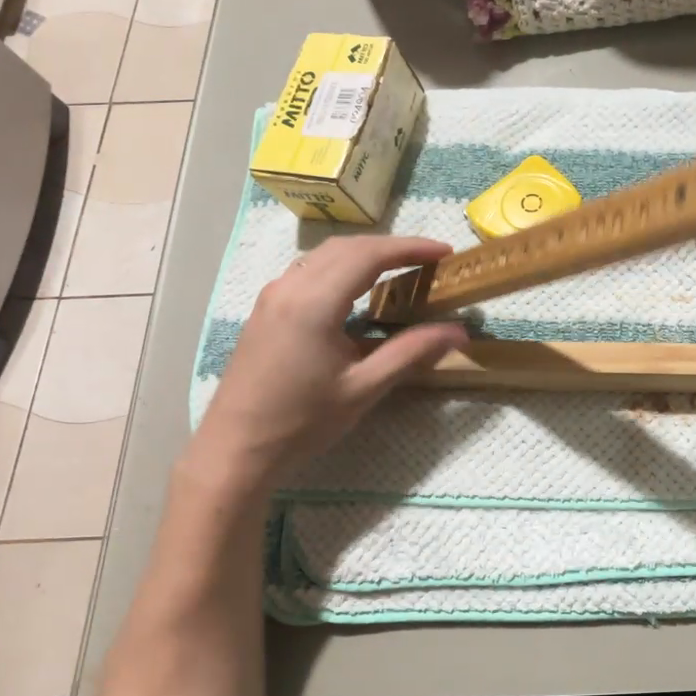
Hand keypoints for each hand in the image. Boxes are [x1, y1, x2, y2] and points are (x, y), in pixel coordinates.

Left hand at [185, 236, 467, 489]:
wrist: (236, 449)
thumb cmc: (302, 422)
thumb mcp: (363, 388)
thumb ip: (411, 352)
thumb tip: (458, 331)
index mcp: (314, 303)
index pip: (369, 255)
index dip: (411, 248)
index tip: (445, 252)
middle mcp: (290, 287)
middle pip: (347, 247)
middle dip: (391, 247)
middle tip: (429, 260)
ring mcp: (273, 296)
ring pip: (325, 255)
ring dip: (365, 254)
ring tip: (401, 269)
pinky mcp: (266, 309)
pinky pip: (309, 271)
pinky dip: (342, 268)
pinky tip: (359, 291)